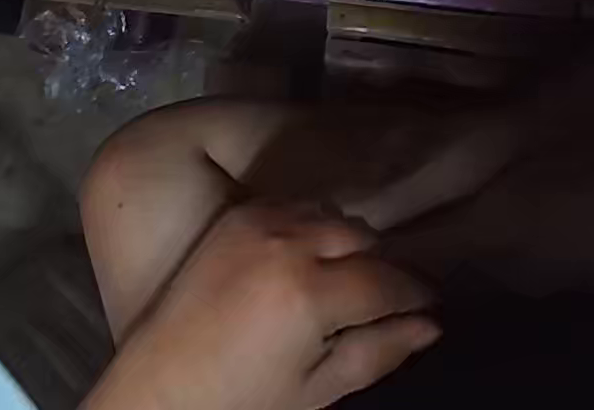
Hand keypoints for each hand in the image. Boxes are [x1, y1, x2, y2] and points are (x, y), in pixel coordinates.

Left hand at [84, 202, 438, 409]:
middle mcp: (288, 242)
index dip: (415, 291)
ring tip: (341, 273)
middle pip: (362, 235)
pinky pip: (294, 204)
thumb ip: (378, 351)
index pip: (386, 280)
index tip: (429, 301)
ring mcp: (260, 220)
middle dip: (379, 265)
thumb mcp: (317, 391)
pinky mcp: (239, 214)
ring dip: (345, 238)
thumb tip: (432, 326)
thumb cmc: (243, 403)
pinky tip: (303, 253)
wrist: (161, 386)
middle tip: (380, 295)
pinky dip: (310, 223)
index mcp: (309, 295)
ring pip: (330, 212)